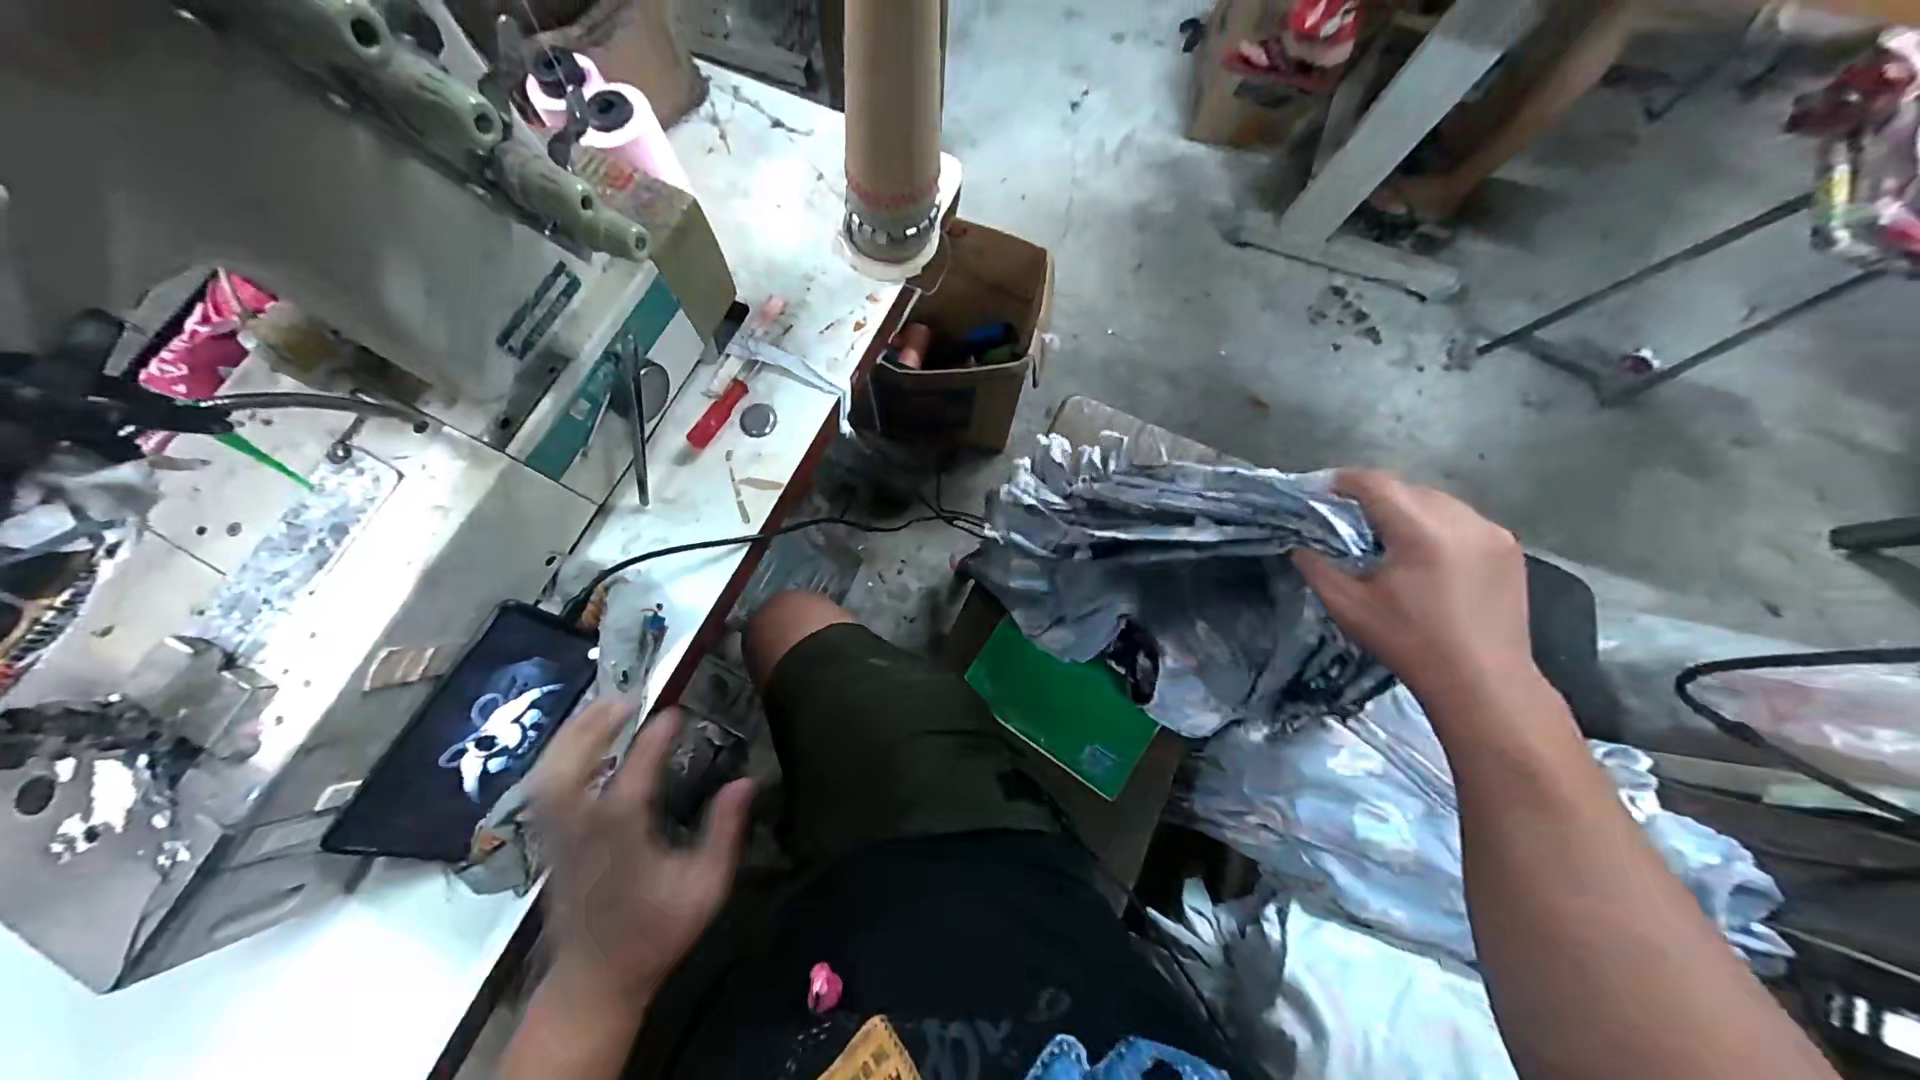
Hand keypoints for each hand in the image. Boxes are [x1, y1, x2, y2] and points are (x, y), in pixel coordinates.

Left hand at [530, 702, 754, 1003]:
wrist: (595, 980)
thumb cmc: (655, 933)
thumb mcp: (706, 888)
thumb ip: (726, 833)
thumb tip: (747, 782)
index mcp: (621, 840)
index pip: (633, 777)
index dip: (652, 740)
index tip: (675, 713)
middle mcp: (581, 832)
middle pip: (568, 769)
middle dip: (592, 727)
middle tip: (624, 698)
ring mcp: (557, 837)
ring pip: (548, 777)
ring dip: (572, 736)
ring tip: (601, 708)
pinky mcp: (549, 843)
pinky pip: (544, 789)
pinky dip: (560, 757)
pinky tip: (582, 745)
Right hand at [1294, 468, 1534, 707]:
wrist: (1482, 681)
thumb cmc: (1408, 642)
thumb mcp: (1348, 606)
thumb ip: (1317, 568)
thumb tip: (1300, 545)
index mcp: (1420, 532)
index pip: (1377, 483)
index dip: (1344, 481)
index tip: (1322, 490)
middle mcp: (1462, 521)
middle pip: (1408, 488)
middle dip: (1376, 497)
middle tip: (1349, 519)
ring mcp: (1492, 533)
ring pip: (1438, 501)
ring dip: (1407, 510)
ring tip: (1387, 536)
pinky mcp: (1509, 548)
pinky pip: (1463, 520)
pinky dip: (1436, 525)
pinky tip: (1424, 553)